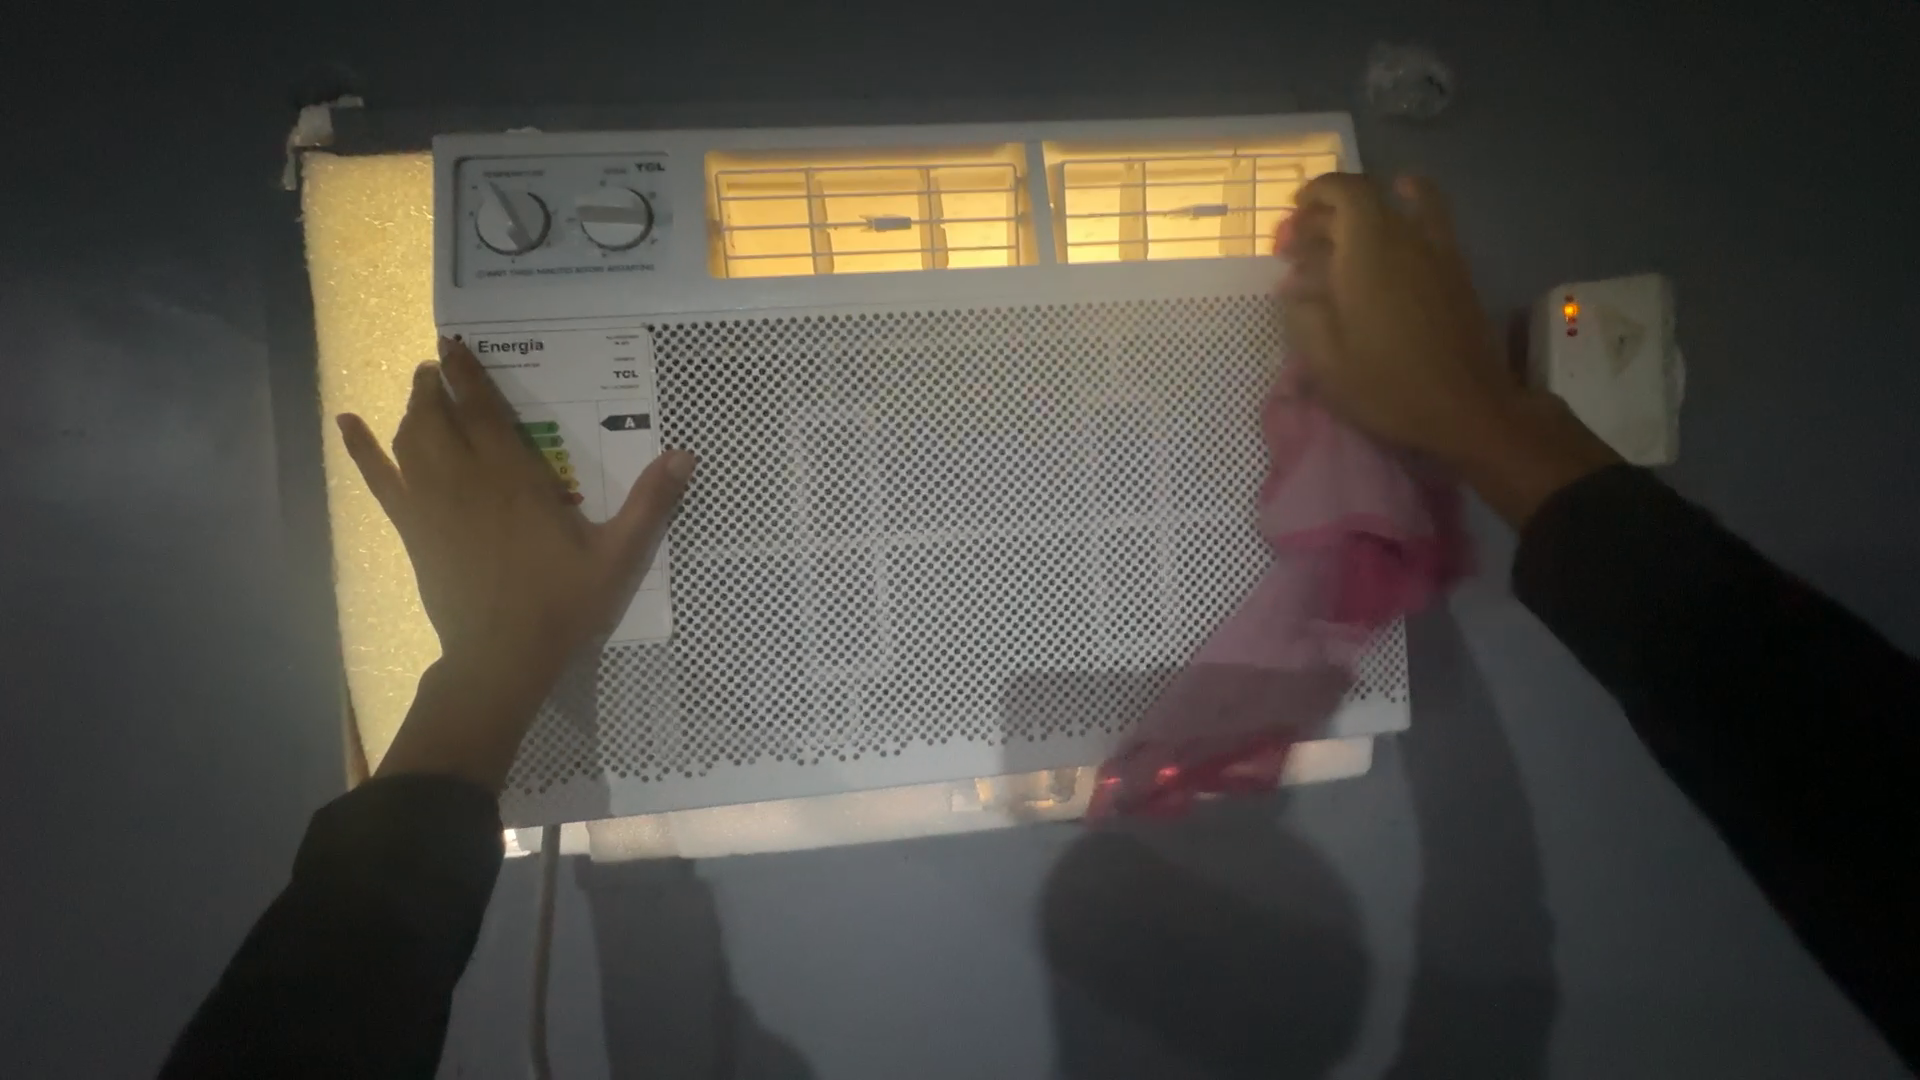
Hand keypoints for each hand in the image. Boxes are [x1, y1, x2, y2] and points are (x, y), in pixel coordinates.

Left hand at [337, 338, 694, 787]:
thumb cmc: (565, 603)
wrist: (503, 657)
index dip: (468, 376)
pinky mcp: (412, 530)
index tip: (456, 345)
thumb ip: (650, 503)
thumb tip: (685, 454)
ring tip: (418, 387)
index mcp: (515, 481)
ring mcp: (431, 506)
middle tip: (441, 363)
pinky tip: (346, 425)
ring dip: (411, 407)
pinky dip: (360, 450)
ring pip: (409, 439)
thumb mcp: (619, 554)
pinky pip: (379, 480)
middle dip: (436, 385)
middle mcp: (465, 482)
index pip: (482, 412)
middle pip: (437, 417)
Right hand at [1279, 174, 1617, 523]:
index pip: (1347, 193)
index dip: (1318, 193)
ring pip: (1397, 210)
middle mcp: (1405, 241)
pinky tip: (1393, 227)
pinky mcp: (1453, 271)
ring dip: (1361, 217)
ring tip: (1337, 239)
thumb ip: (1304, 313)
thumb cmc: (1386, 387)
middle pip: (1366, 202)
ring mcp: (1436, 253)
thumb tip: (1295, 284)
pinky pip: (1429, 223)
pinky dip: (1408, 212)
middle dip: (1326, 214)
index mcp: (1368, 257)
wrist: (1466, 407)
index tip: (1293, 213)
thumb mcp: (1326, 361)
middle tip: (1298, 245)